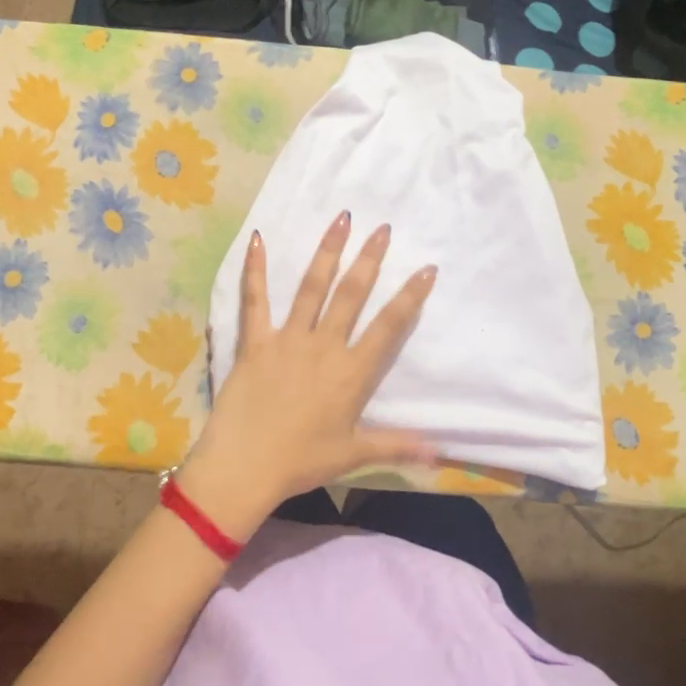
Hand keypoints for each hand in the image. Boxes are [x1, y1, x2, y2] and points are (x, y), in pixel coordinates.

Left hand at [175, 211, 438, 537]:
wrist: (244, 466)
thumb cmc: (301, 462)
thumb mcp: (353, 455)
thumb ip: (397, 444)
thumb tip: (441, 450)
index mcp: (351, 373)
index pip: (388, 328)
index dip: (410, 297)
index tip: (427, 269)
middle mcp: (323, 347)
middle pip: (351, 295)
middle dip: (369, 259)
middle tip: (383, 229)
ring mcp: (287, 339)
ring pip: (312, 288)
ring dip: (328, 252)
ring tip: (341, 219)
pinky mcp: (254, 341)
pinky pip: (255, 300)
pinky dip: (255, 270)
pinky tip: (257, 239)